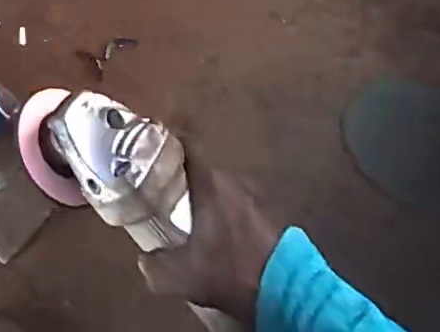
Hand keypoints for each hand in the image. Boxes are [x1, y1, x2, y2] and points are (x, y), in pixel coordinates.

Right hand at [136, 146, 283, 324]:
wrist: (297, 298)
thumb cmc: (236, 271)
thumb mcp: (190, 275)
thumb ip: (159, 266)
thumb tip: (143, 261)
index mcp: (211, 180)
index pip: (184, 142)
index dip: (164, 140)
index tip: (146, 146)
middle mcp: (232, 179)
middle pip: (199, 165)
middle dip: (179, 173)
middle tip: (159, 186)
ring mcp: (255, 197)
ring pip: (219, 186)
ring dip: (203, 195)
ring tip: (186, 212)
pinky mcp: (270, 217)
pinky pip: (236, 204)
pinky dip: (223, 211)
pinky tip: (217, 234)